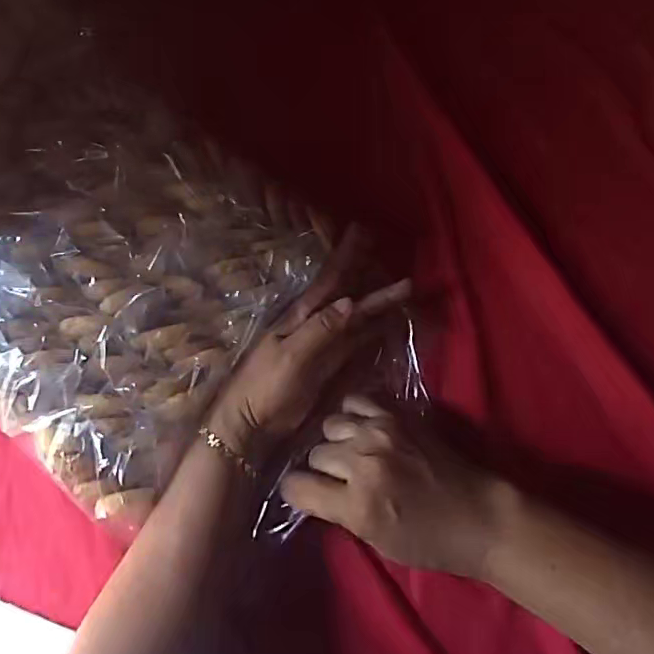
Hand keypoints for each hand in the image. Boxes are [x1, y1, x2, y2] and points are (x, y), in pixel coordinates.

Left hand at [204, 225, 410, 454]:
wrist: (250, 422)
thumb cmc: (263, 386)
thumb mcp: (291, 356)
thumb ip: (321, 330)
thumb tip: (351, 302)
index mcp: (301, 316)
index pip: (330, 280)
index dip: (346, 255)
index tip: (362, 231)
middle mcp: (314, 324)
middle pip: (349, 295)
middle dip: (370, 276)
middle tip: (391, 253)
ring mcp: (322, 345)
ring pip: (356, 318)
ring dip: (377, 303)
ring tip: (403, 289)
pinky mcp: (327, 366)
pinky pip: (355, 341)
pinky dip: (372, 330)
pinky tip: (386, 324)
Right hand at [279, 395, 512, 578]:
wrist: (479, 515)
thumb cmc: (430, 540)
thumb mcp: (377, 541)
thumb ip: (340, 514)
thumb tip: (312, 491)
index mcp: (358, 505)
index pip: (299, 487)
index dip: (296, 492)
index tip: (303, 493)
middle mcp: (364, 462)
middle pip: (315, 453)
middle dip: (320, 467)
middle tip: (335, 476)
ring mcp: (382, 432)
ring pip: (331, 424)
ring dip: (336, 440)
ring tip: (349, 451)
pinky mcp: (398, 413)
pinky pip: (357, 400)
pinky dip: (354, 413)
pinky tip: (360, 426)